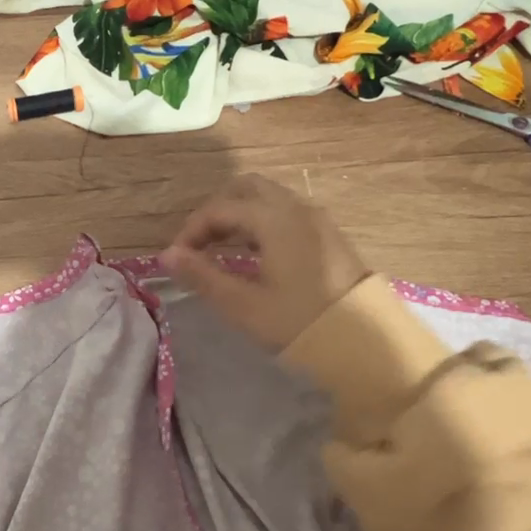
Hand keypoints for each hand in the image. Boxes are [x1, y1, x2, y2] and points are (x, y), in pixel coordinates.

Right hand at [161, 174, 370, 349]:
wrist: (364, 341)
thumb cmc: (298, 322)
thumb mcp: (243, 305)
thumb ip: (202, 276)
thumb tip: (167, 256)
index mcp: (273, 219)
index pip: (218, 210)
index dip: (190, 231)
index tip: (176, 259)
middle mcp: (295, 208)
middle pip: (245, 189)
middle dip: (216, 212)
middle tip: (199, 244)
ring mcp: (316, 219)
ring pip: (267, 199)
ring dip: (239, 216)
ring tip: (222, 250)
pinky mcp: (328, 234)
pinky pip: (285, 213)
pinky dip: (261, 223)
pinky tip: (253, 254)